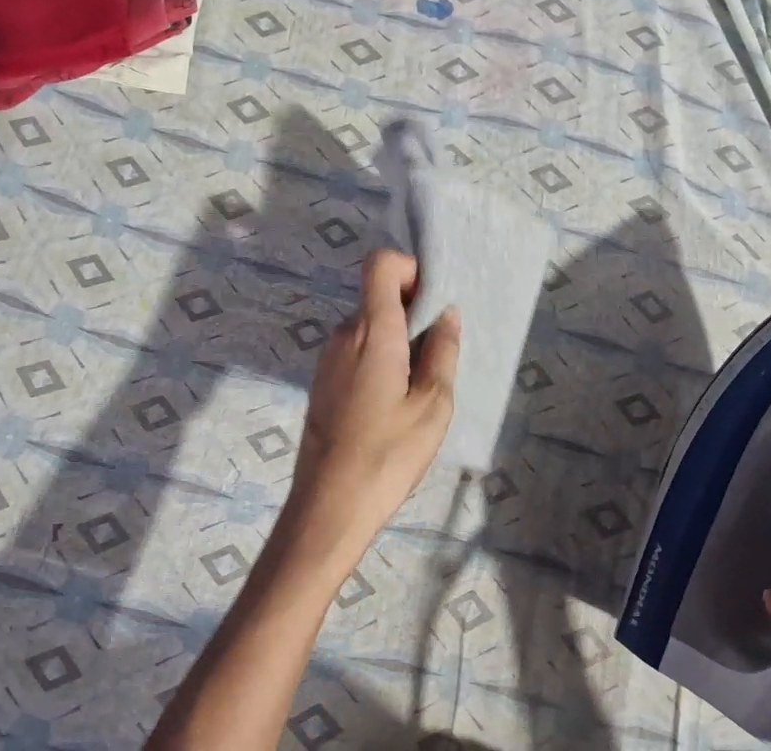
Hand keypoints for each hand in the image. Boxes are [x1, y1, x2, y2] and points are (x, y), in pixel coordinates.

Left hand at [281, 250, 459, 573]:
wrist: (328, 506)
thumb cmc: (387, 454)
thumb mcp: (433, 406)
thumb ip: (443, 352)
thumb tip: (447, 314)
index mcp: (372, 330)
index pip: (380, 264)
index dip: (410, 269)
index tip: (433, 303)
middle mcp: (344, 334)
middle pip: (378, 297)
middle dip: (412, 313)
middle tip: (439, 356)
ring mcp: (328, 359)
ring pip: (369, 328)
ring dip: (398, 342)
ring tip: (419, 389)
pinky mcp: (323, 383)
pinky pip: (356, 352)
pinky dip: (380, 361)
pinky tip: (394, 405)